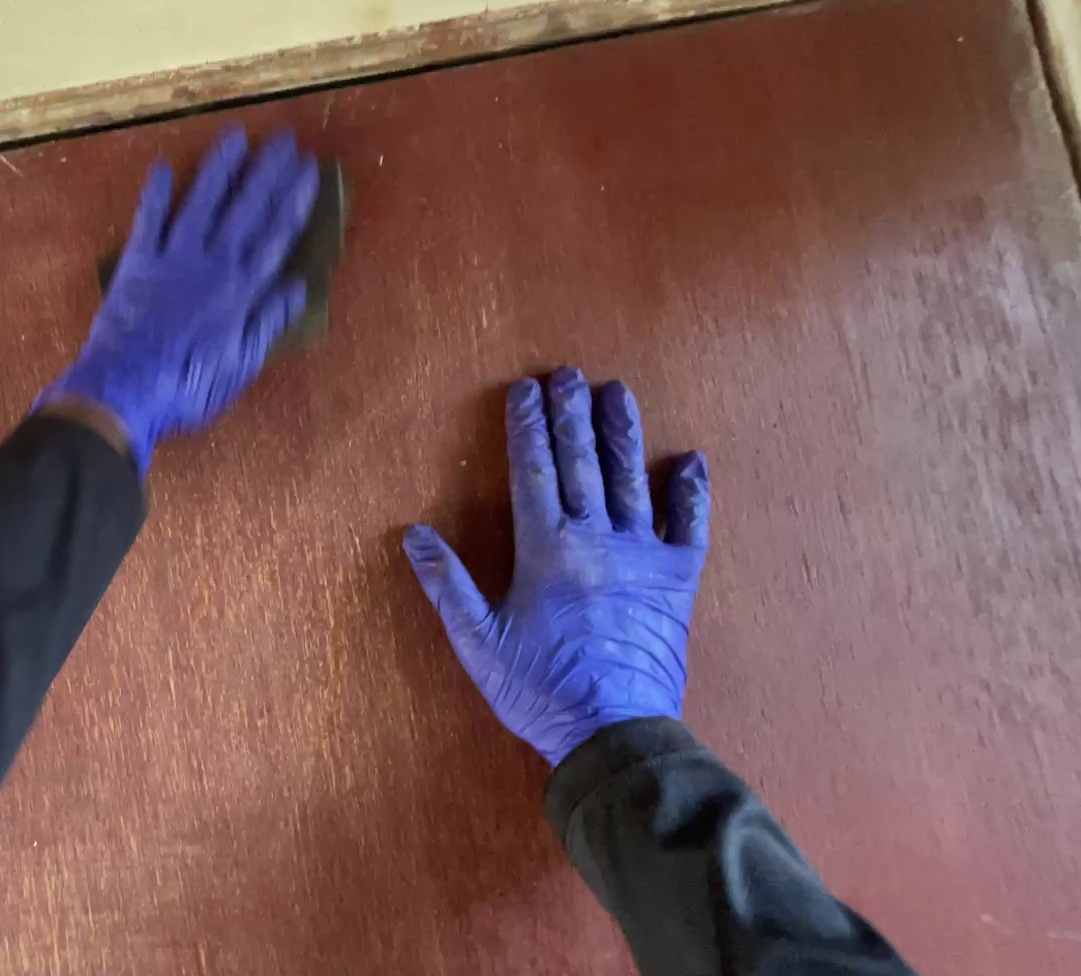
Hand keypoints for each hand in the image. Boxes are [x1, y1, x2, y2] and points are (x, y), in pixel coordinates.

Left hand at [38, 125, 317, 472]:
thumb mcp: (239, 366)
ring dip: (218, 169)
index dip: (294, 201)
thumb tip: (298, 287)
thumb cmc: (187, 389)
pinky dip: (154, 193)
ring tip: (234, 135)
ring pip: (200, 203)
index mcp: (240, 292)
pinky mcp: (136, 263)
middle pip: (245, 211)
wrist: (125, 390)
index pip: (275, 237)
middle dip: (267, 174)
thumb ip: (267, 322)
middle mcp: (211, 265)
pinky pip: (148, 221)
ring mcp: (172, 260)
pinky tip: (161, 165)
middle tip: (283, 138)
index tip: (309, 170)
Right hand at [402, 368, 711, 766]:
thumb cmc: (537, 684)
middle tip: (568, 373)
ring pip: (632, 481)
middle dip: (571, 415)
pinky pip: (690, 529)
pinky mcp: (677, 582)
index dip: (527, 427)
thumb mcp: (476, 637)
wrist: (616, 734)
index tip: (525, 389)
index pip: (533, 470)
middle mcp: (596, 539)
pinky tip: (692, 461)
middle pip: (581, 464)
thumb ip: (445, 581)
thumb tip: (414, 532)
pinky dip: (691, 494)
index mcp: (546, 548)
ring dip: (623, 434)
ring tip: (618, 392)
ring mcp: (643, 557)